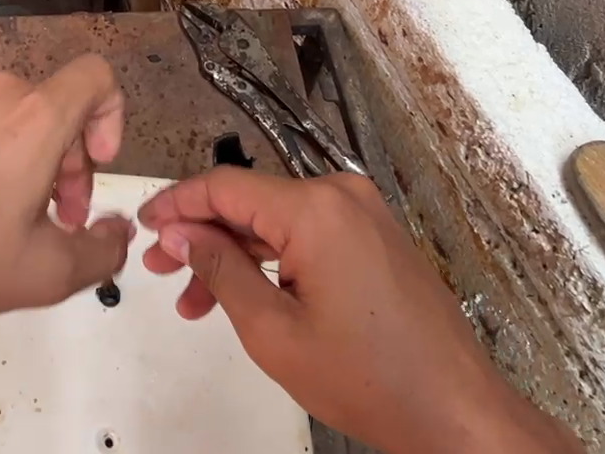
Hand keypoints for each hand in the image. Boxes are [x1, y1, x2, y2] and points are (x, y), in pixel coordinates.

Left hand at [0, 54, 133, 329]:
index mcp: (35, 117)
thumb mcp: (47, 273)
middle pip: (53, 105)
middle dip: (64, 158)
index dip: (110, 115)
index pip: (96, 76)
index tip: (95, 163)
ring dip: (20, 151)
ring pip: (8, 110)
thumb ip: (104, 249)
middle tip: (50, 216)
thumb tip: (119, 229)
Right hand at [137, 169, 580, 452]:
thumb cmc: (369, 380)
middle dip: (200, 236)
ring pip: (273, 220)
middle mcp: (339, 195)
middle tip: (159, 270)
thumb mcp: (272, 331)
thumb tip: (177, 232)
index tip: (143, 224)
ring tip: (194, 299)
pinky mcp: (371, 235)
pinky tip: (242, 292)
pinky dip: (269, 259)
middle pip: (248, 201)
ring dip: (232, 253)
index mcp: (314, 209)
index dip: (176, 203)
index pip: (223, 186)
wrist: (461, 418)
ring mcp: (360, 213)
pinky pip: (304, 233)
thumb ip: (218, 269)